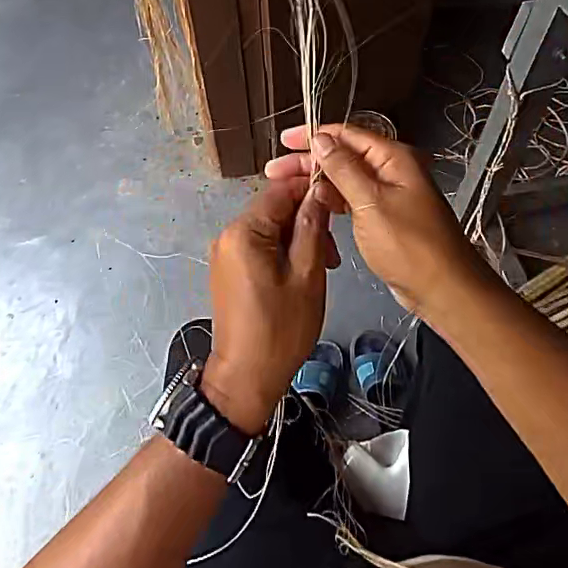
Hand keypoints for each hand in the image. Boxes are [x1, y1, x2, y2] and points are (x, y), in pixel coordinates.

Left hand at [201, 178, 334, 434]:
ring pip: (272, 227)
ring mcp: (227, 254)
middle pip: (276, 208)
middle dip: (308, 220)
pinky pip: (262, 245)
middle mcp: (228, 236)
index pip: (281, 190)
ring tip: (324, 266)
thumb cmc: (280, 329)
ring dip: (301, 237)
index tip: (339, 203)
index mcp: (244, 232)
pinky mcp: (231, 269)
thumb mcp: (307, 274)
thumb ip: (313, 226)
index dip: (312, 190)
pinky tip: (305, 272)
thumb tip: (319, 190)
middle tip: (333, 250)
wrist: (246, 378)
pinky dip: (286, 251)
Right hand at [265, 124, 489, 312]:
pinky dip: (333, 200)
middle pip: (345, 155)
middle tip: (275, 171)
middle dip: (310, 160)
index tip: (285, 141)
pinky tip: (313, 206)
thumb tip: (322, 139)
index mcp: (394, 158)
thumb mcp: (371, 203)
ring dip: (318, 181)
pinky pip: (354, 199)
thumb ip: (344, 169)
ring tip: (286, 188)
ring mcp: (390, 193)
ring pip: (347, 178)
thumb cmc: (411, 246)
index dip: (314, 134)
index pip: (348, 134)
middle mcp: (393, 169)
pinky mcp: (385, 215)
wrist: (443, 287)